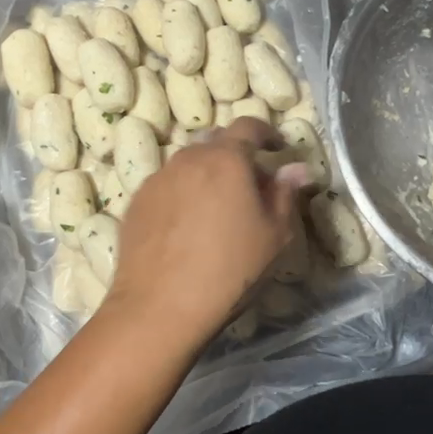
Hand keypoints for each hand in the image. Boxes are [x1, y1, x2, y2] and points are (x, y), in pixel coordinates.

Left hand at [104, 118, 308, 344]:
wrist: (159, 307)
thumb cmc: (230, 270)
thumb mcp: (274, 236)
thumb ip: (285, 194)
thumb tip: (296, 169)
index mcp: (227, 159)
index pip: (249, 126)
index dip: (267, 133)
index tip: (278, 150)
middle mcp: (188, 158)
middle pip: (216, 143)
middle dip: (237, 156)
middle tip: (251, 186)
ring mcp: (157, 179)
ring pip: (189, 164)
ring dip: (208, 175)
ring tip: (218, 209)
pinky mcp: (136, 202)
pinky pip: (167, 186)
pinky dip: (183, 194)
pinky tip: (187, 228)